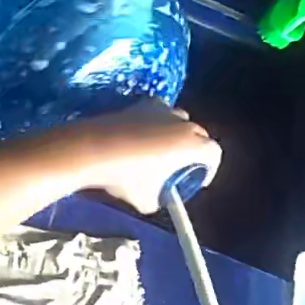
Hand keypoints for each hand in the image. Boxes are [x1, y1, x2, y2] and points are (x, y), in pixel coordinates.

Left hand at [67, 100, 221, 214]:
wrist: (91, 149)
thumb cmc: (124, 177)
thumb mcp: (146, 200)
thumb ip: (159, 199)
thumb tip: (157, 199)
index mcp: (191, 145)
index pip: (213, 152)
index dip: (209, 167)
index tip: (198, 178)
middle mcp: (180, 122)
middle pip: (197, 133)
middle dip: (193, 149)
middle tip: (180, 165)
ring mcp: (159, 109)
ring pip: (177, 119)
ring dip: (175, 132)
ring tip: (160, 149)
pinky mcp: (138, 104)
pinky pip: (156, 112)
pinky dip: (155, 121)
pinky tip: (140, 135)